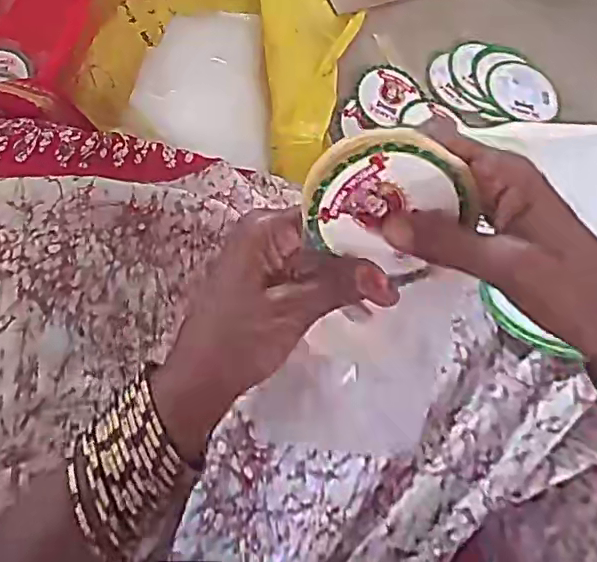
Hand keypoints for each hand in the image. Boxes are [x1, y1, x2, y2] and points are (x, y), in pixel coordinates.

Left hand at [153, 209, 397, 460]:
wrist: (197, 383)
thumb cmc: (238, 341)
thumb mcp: (292, 311)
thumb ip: (337, 285)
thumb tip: (385, 276)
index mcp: (263, 227)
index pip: (321, 214)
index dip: (359, 228)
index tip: (394, 244)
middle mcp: (263, 231)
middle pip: (321, 231)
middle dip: (356, 254)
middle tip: (399, 272)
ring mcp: (264, 254)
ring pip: (316, 253)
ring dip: (346, 273)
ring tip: (386, 294)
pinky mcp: (266, 276)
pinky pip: (305, 270)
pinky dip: (329, 284)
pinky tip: (358, 302)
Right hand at [380, 121, 596, 389]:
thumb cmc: (574, 289)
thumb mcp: (507, 265)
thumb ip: (446, 241)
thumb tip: (386, 220)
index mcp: (506, 171)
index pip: (442, 140)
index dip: (400, 147)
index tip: (359, 165)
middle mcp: (500, 177)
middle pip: (437, 163)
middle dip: (398, 176)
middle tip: (355, 199)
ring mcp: (499, 202)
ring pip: (443, 189)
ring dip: (411, 202)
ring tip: (367, 218)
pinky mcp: (499, 227)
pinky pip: (455, 214)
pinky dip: (429, 223)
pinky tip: (402, 239)